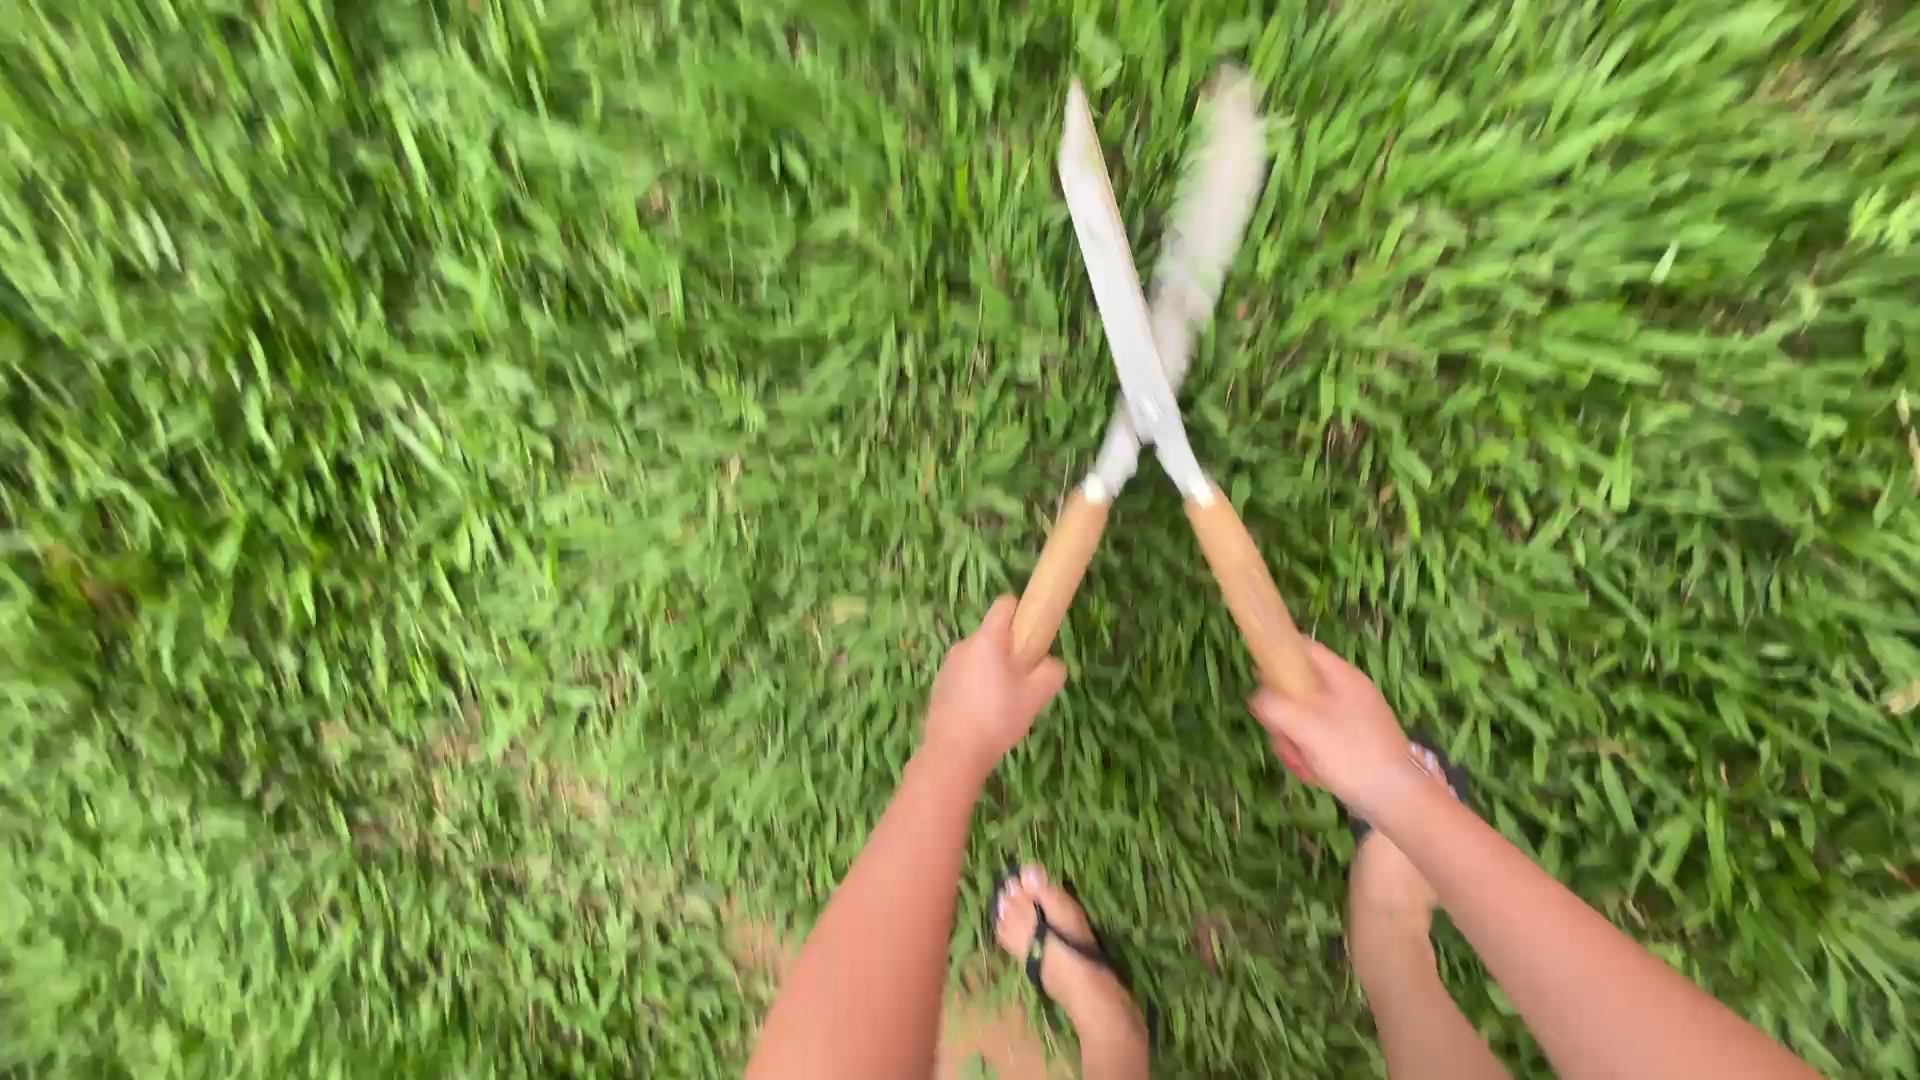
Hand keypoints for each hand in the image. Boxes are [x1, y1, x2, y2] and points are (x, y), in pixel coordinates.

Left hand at [923, 596, 1067, 777]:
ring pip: (979, 658)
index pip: (1005, 604)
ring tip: (1004, 705)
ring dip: (993, 672)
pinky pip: (965, 676)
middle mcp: (964, 645)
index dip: (1022, 613)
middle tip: (1023, 681)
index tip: (1033, 637)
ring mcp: (948, 666)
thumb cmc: (998, 716)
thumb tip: (1051, 664)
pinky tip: (984, 715)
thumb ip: (1051, 672)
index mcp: (987, 639)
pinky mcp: (939, 686)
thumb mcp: (1036, 695)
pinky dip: (976, 688)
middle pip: (993, 635)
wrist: (953, 752)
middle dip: (1011, 652)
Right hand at [1247, 640, 1419, 817]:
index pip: (1302, 648)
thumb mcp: (1305, 726)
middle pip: (1297, 687)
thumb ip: (1273, 705)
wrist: (1400, 802)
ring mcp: (1352, 718)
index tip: (1257, 675)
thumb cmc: (1353, 755)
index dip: (1276, 654)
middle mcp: (1347, 692)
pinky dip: (1309, 753)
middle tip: (1281, 733)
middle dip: (1282, 713)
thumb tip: (1257, 698)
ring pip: (1303, 716)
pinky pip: (1317, 738)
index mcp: (1342, 677)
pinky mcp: (1353, 743)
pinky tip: (1314, 772)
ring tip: (1301, 760)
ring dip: (1293, 739)